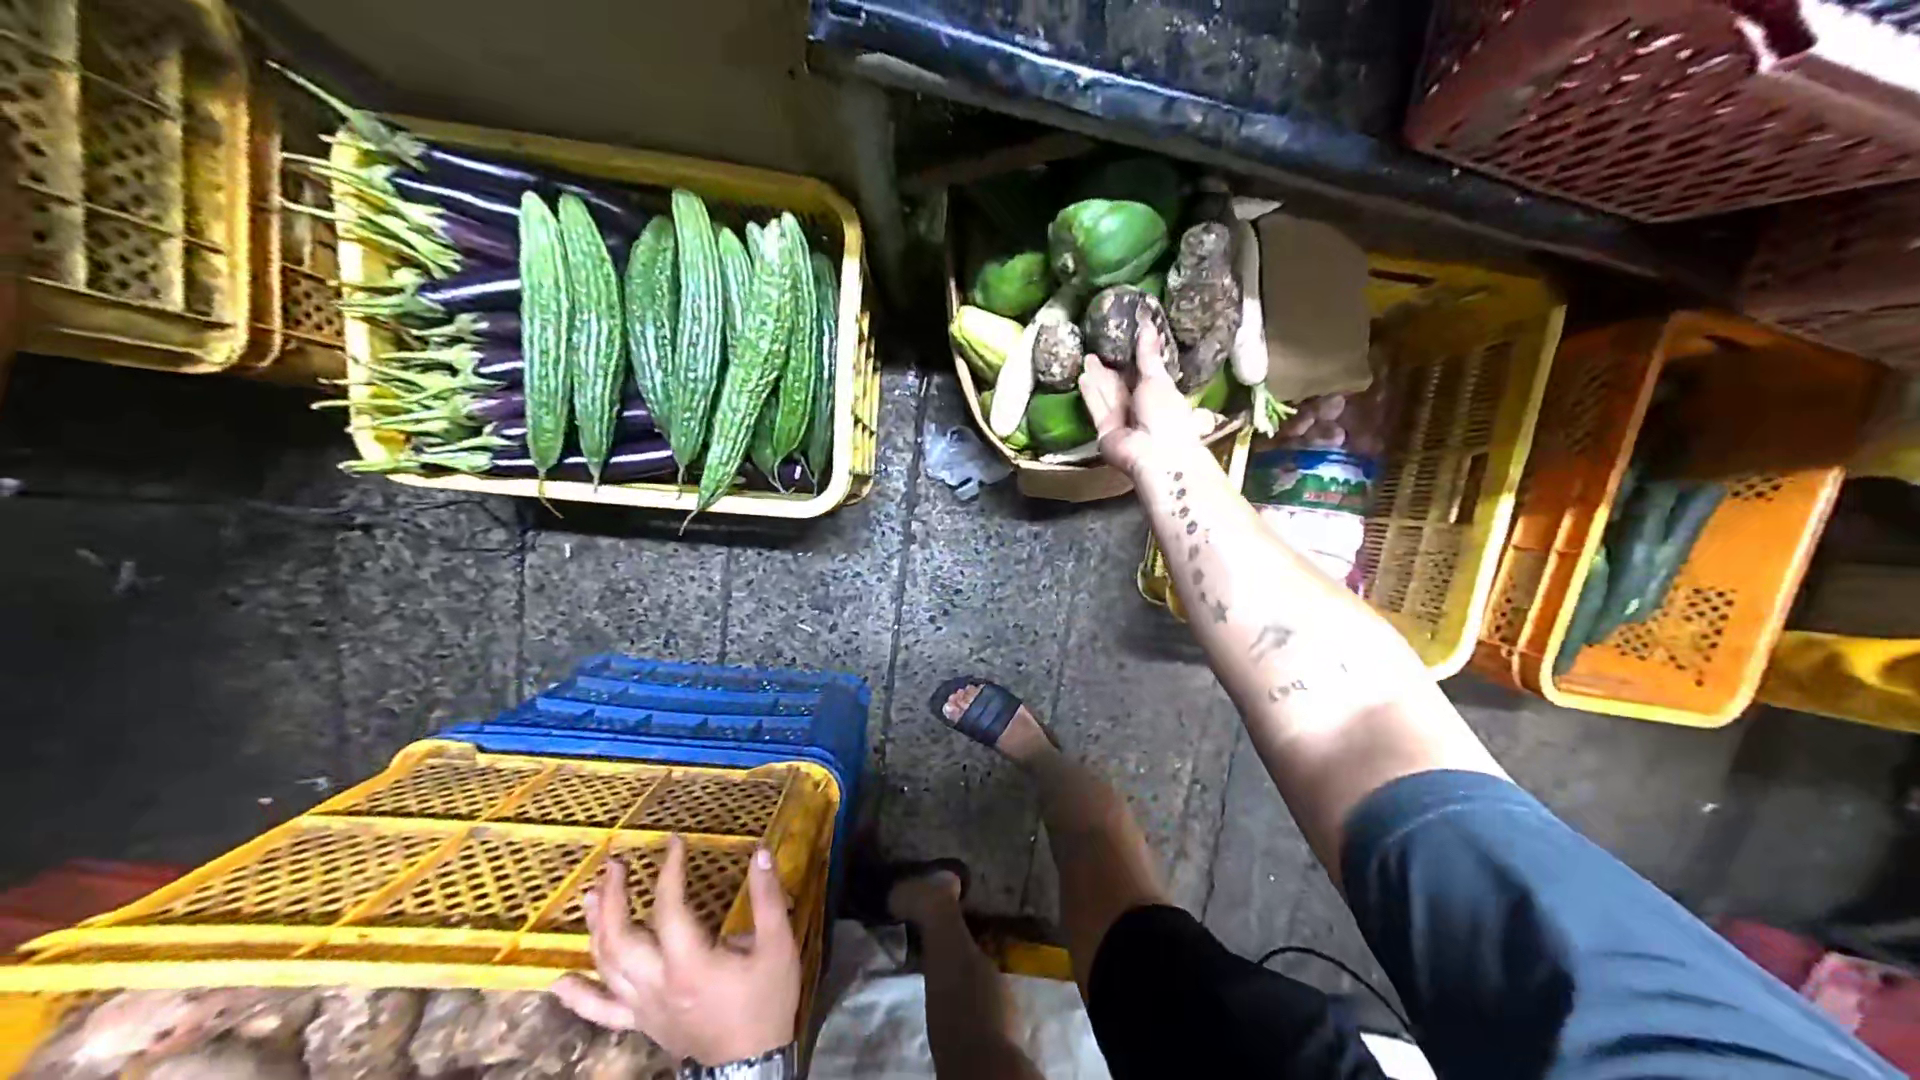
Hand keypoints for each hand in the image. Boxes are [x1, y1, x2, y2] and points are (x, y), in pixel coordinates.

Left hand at [551, 836, 799, 1065]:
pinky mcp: (640, 1023)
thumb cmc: (765, 1000)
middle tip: (615, 864)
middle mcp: (657, 984)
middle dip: (614, 897)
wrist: (751, 1064)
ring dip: (595, 929)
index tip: (674, 842)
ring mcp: (643, 1007)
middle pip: (621, 938)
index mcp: (690, 963)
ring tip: (592, 895)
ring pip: (606, 967)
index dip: (669, 871)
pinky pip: (601, 1012)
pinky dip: (577, 997)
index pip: (669, 907)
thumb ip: (767, 899)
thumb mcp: (777, 946)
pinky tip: (559, 982)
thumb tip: (760, 854)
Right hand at [1078, 321, 1204, 477]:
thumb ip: (1148, 355)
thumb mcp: (1158, 379)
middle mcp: (1140, 408)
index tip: (1121, 341)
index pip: (1144, 374)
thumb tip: (1149, 326)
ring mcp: (1122, 421)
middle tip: (1098, 347)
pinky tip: (1083, 377)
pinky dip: (1091, 394)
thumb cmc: (1166, 415)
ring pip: (1108, 396)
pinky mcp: (1105, 431)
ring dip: (1098, 378)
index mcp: (1159, 395)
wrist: (1156, 454)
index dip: (1132, 359)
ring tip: (1087, 357)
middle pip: (1122, 385)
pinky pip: (1097, 409)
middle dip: (1110, 368)